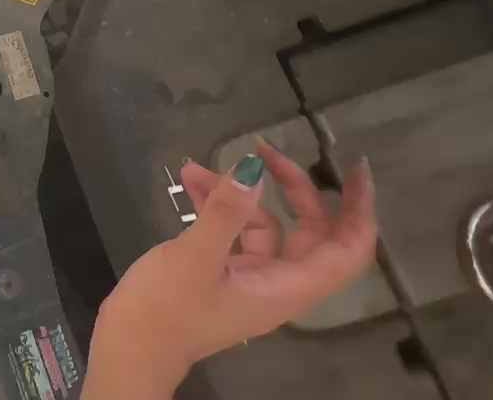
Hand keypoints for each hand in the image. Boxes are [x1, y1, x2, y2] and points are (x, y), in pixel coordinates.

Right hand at [82, 141, 376, 399]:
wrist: (133, 343)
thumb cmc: (168, 306)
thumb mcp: (194, 256)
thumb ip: (226, 212)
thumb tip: (252, 168)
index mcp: (287, 288)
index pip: (346, 250)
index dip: (359, 210)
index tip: (356, 169)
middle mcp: (278, 284)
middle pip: (308, 232)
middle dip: (292, 188)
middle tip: (262, 148)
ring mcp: (249, 278)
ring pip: (263, 227)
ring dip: (236, 193)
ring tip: (194, 168)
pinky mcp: (221, 272)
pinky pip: (232, 232)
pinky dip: (216, 205)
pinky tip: (189, 184)